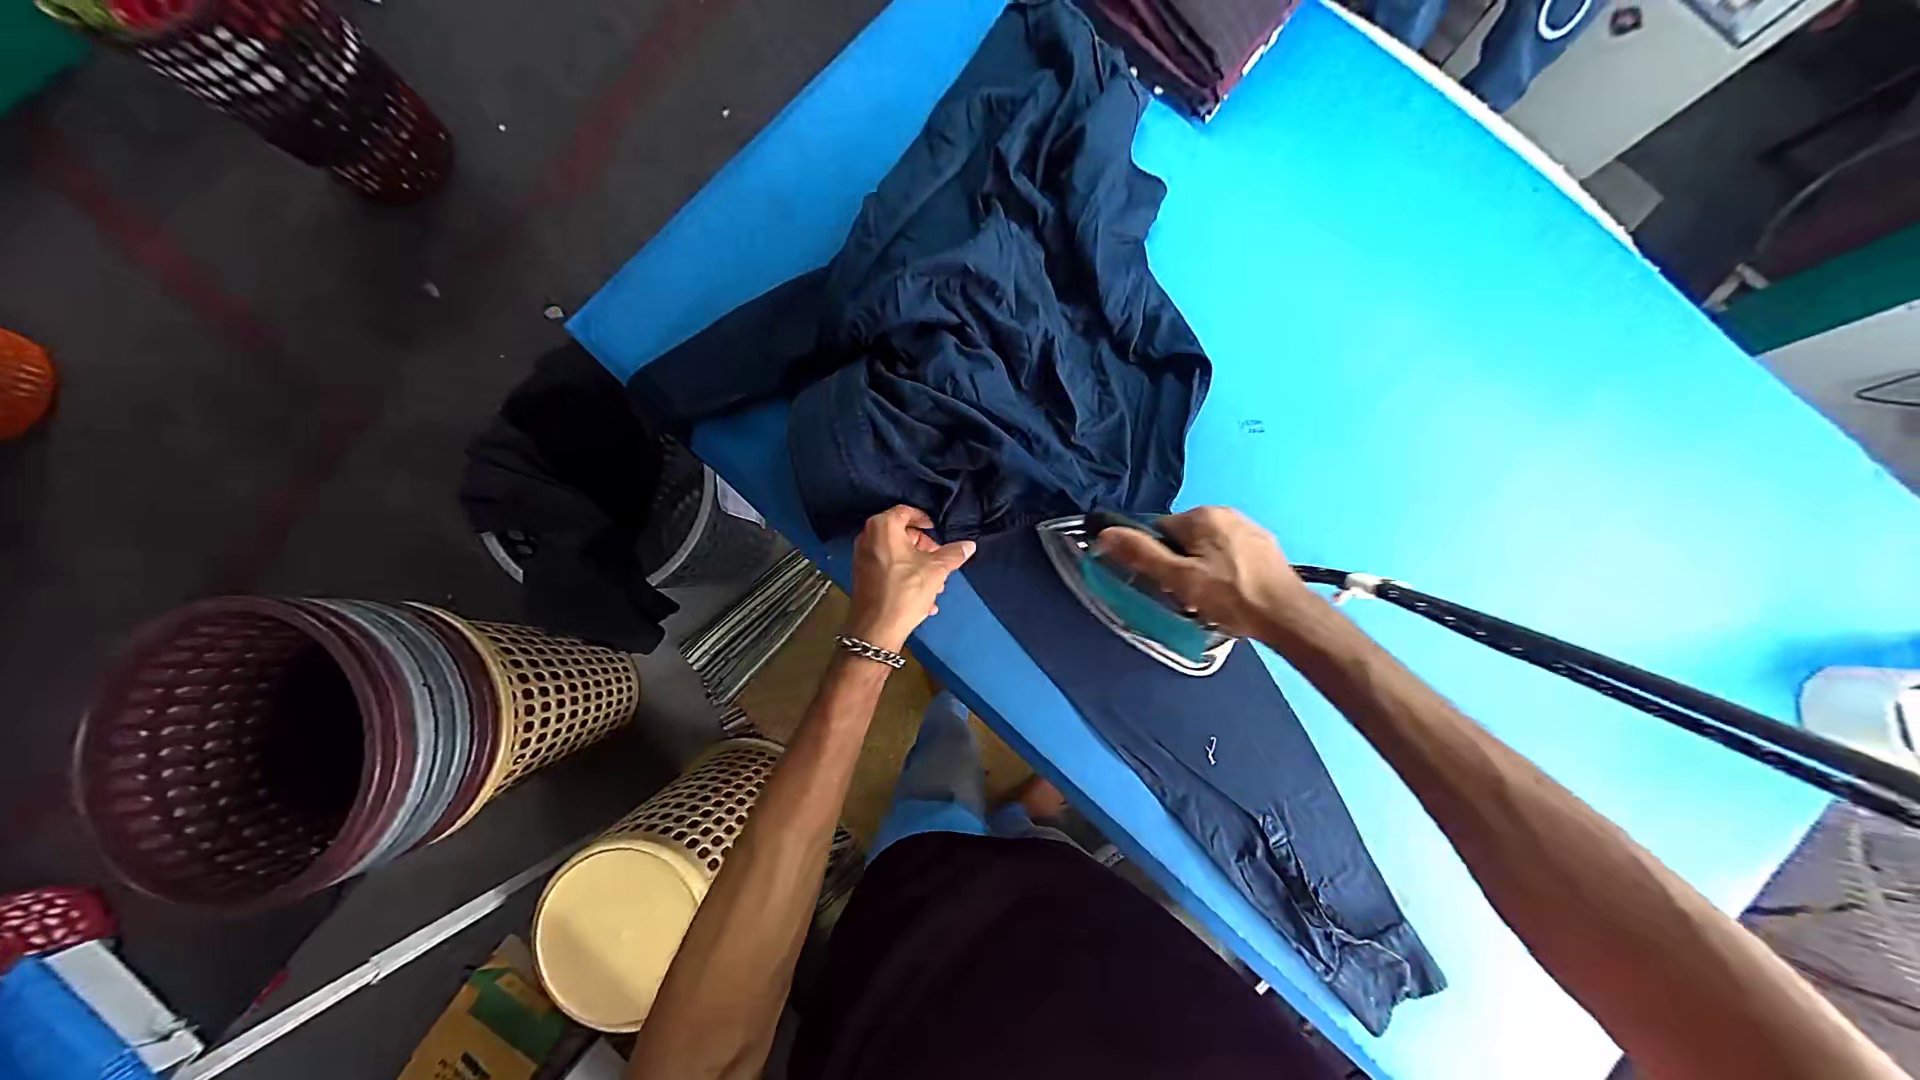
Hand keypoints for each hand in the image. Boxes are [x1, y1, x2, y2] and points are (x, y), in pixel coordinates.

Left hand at [844, 506, 976, 653]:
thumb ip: (953, 554)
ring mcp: (862, 557)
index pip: (906, 512)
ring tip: (936, 583)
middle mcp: (867, 537)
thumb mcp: (936, 570)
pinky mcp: (862, 575)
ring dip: (918, 564)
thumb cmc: (905, 591)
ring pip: (896, 553)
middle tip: (940, 559)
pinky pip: (888, 567)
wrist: (876, 628)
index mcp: (882, 527)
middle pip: (902, 533)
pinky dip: (905, 574)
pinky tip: (923, 596)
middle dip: (924, 547)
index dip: (925, 520)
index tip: (937, 530)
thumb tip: (969, 545)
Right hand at [1094, 506, 1312, 638]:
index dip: (1156, 559)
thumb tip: (1105, 532)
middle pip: (1183, 538)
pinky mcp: (1265, 546)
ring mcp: (1248, 528)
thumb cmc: (1229, 596)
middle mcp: (1224, 512)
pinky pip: (1229, 553)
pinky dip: (1224, 570)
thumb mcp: (1178, 579)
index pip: (1158, 531)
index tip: (1167, 583)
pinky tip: (1232, 593)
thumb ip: (1141, 554)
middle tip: (1189, 595)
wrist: (1288, 616)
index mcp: (1201, 515)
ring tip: (1211, 598)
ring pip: (1206, 547)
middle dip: (1180, 564)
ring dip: (1201, 568)